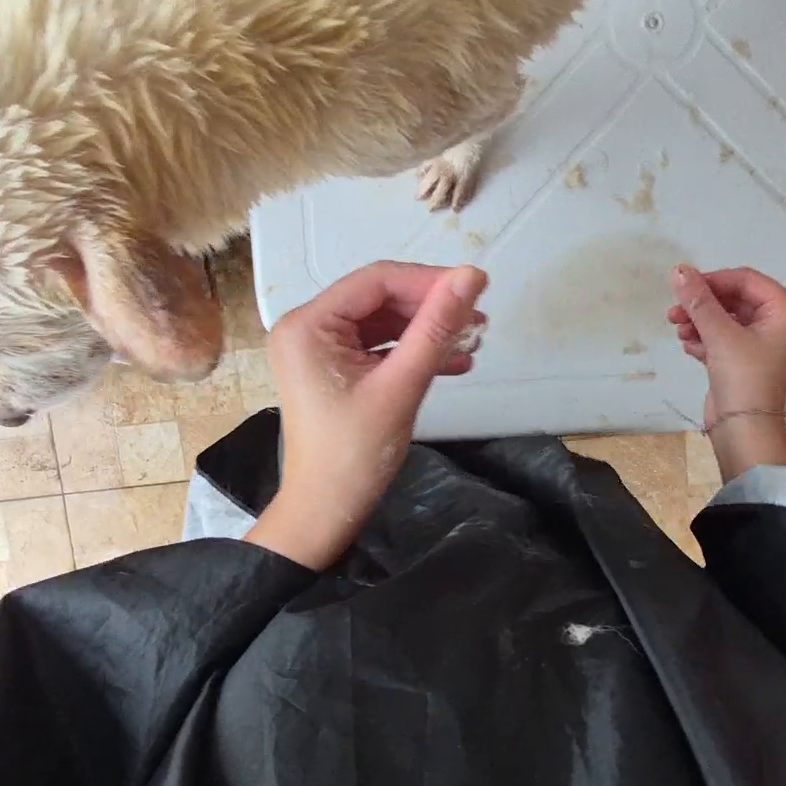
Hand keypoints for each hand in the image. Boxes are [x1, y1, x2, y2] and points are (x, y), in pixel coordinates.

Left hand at [245, 261, 487, 568]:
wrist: (327, 510)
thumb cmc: (356, 453)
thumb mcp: (401, 385)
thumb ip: (436, 328)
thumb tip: (472, 276)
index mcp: (308, 325)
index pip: (376, 281)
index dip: (429, 281)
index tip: (477, 288)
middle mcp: (306, 328)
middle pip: (380, 299)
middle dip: (431, 309)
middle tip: (479, 321)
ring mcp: (319, 350)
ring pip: (383, 323)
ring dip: (427, 331)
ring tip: (474, 342)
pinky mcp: (334, 370)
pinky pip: (378, 348)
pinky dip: (412, 353)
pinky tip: (453, 364)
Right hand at [666, 265, 785, 480]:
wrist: (744, 430)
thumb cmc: (743, 378)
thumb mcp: (720, 335)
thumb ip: (699, 301)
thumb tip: (679, 270)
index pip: (746, 281)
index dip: (713, 281)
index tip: (682, 287)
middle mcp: (778, 323)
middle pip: (734, 300)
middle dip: (703, 305)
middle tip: (673, 312)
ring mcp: (761, 344)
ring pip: (725, 320)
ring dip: (699, 322)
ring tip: (678, 331)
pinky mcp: (744, 361)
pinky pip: (723, 339)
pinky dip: (704, 339)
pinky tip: (688, 346)